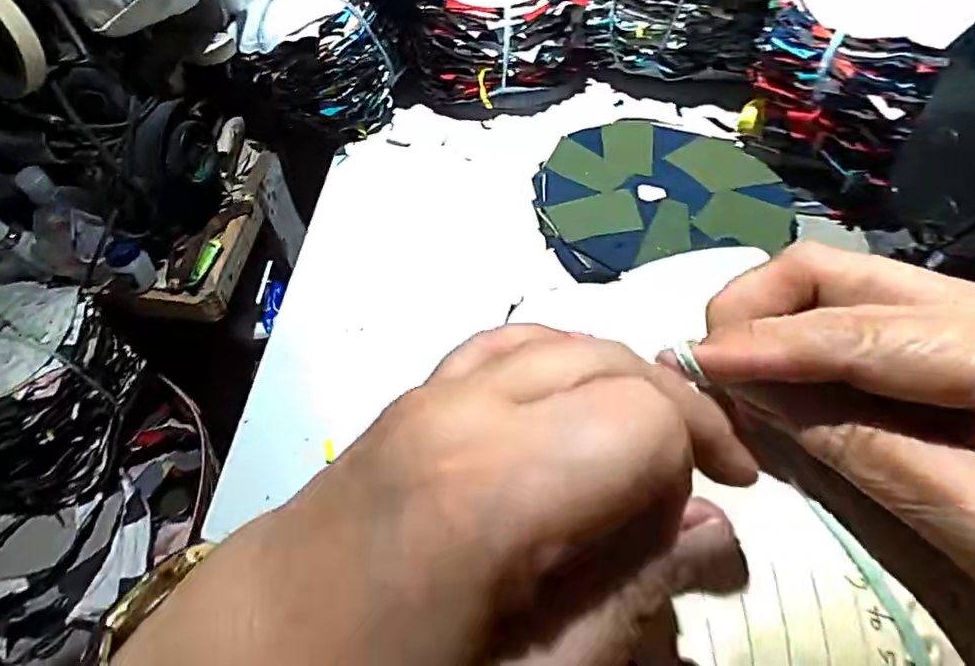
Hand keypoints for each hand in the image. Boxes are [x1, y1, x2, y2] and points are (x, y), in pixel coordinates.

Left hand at [121, 325, 755, 665]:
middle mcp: (464, 408)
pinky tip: (577, 405)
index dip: (696, 458)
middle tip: (713, 478)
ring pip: (562, 340)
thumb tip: (713, 531)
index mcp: (491, 486)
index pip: (641, 417)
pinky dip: (562, 361)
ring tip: (654, 443)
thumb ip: (626, 600)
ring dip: (621, 381)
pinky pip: (507, 344)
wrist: (253, 655)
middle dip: (674, 410)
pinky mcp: (417, 390)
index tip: (722, 516)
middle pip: (608, 362)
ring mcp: (434, 388)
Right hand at [681, 243, 974, 665]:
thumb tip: (759, 397)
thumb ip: (878, 457)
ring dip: (783, 326)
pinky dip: (817, 354)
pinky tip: (791, 387)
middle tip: (711, 362)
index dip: (771, 342)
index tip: (693, 360)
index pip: (869, 329)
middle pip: (851, 274)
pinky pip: (875, 335)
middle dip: (764, 307)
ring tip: (736, 374)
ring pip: (854, 293)